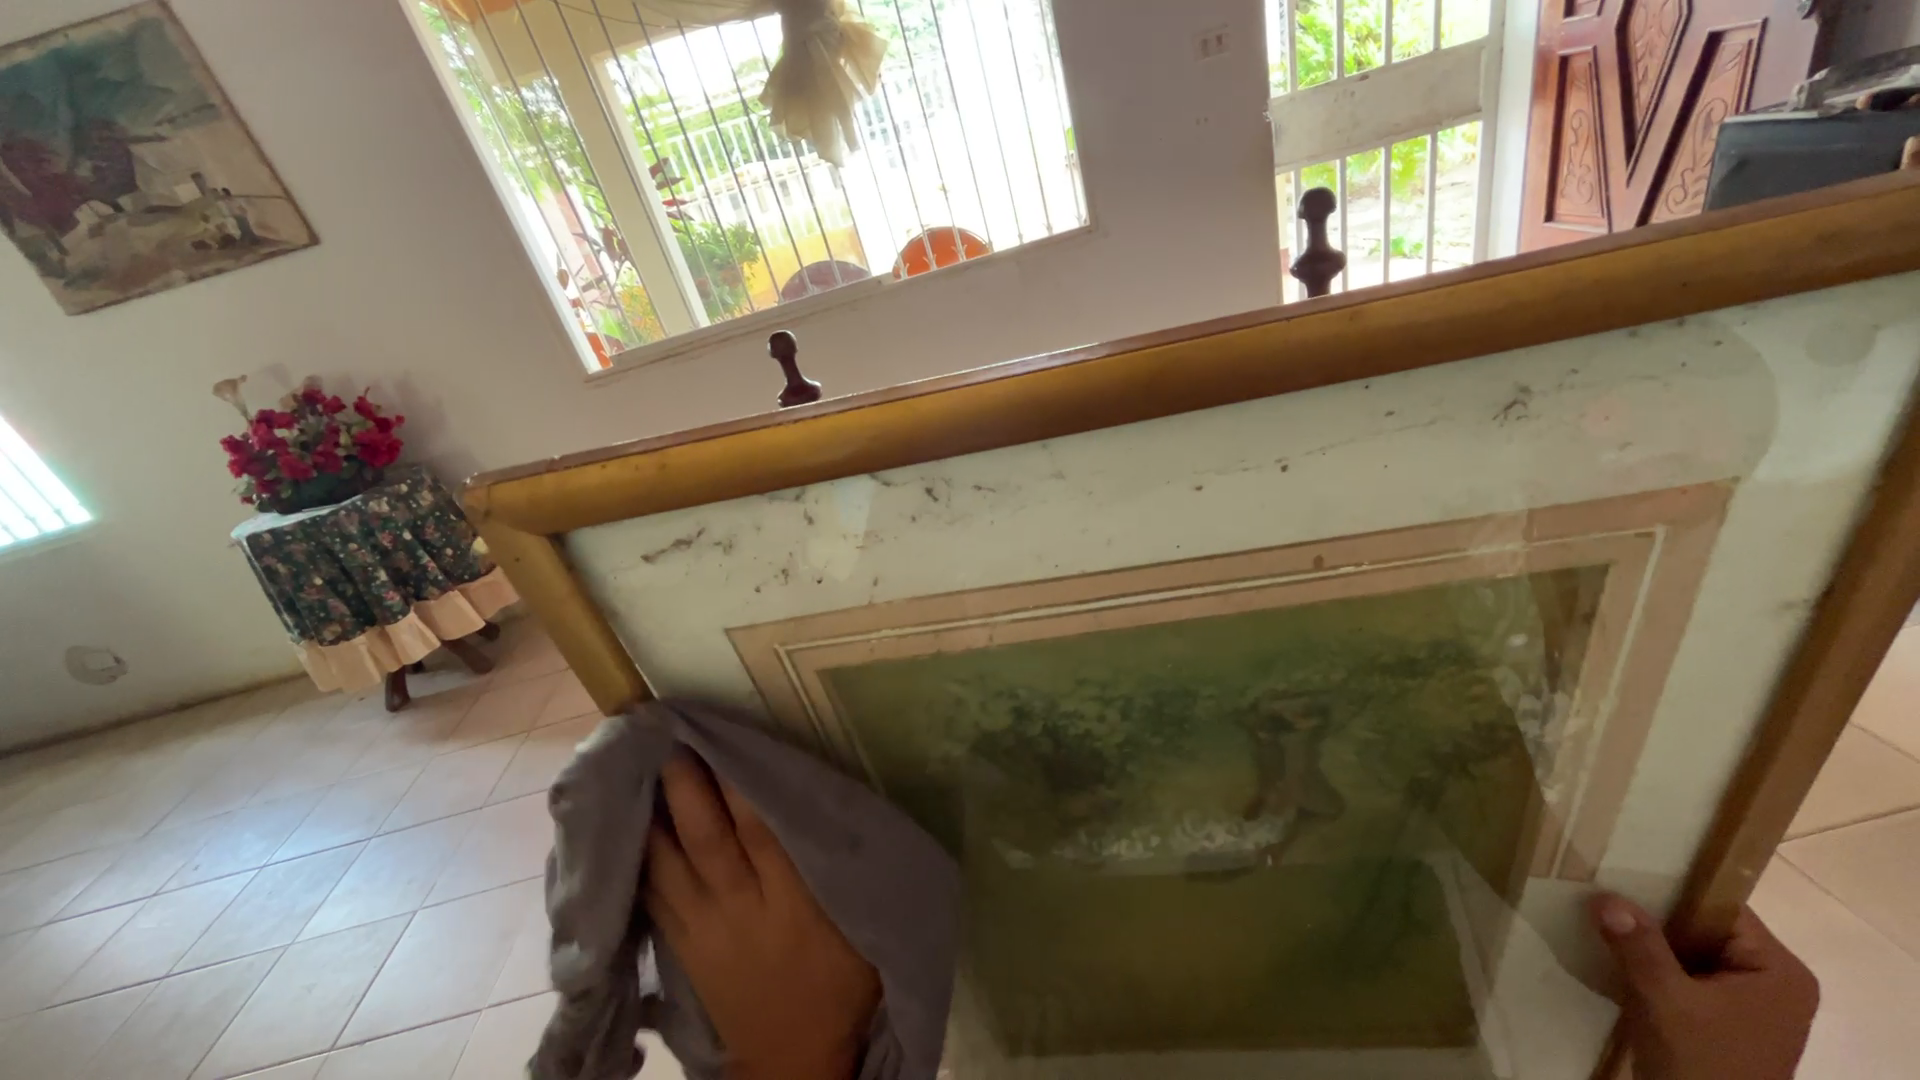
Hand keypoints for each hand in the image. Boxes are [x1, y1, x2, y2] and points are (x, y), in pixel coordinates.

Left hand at [645, 753, 879, 1079]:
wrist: (794, 1058)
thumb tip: (831, 809)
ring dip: (656, 818)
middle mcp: (740, 908)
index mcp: (791, 901)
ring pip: (670, 866)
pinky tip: (634, 830)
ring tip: (643, 773)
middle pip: (706, 841)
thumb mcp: (860, 928)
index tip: (726, 744)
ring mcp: (704, 929)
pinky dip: (642, 860)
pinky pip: (655, 897)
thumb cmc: (840, 983)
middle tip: (673, 745)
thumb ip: (843, 873)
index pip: (760, 832)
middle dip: (688, 792)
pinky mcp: (683, 947)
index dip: (739, 787)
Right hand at [1590, 892, 1817, 1079]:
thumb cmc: (1703, 1063)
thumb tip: (1606, 896)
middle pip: (1702, 926)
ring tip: (1599, 920)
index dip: (1671, 888)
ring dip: (1645, 941)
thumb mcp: (1665, 1001)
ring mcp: (1747, 1001)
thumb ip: (1639, 946)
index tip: (1619, 874)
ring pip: (1686, 949)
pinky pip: (1681, 973)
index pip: (1721, 907)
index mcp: (1778, 971)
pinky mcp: (1720, 1017)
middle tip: (1600, 896)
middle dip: (1650, 916)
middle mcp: (1771, 980)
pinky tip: (1613, 956)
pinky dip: (1649, 965)